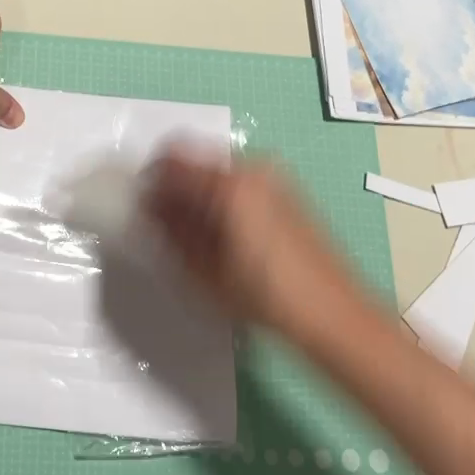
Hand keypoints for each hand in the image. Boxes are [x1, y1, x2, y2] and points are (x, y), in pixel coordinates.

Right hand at [142, 148, 359, 328]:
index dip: (147, 179)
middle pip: (194, 160)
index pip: (169, 158)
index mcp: (228, 182)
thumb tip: (147, 206)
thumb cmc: (265, 296)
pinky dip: (220, 199)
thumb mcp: (205, 270)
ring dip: (196, 194)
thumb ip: (170, 230)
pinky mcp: (286, 193)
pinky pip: (239, 183)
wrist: (336, 316)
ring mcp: (273, 178)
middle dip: (173, 188)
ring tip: (194, 238)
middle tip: (164, 227)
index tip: (138, 206)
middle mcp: (251, 168)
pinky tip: (223, 237)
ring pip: (216, 172)